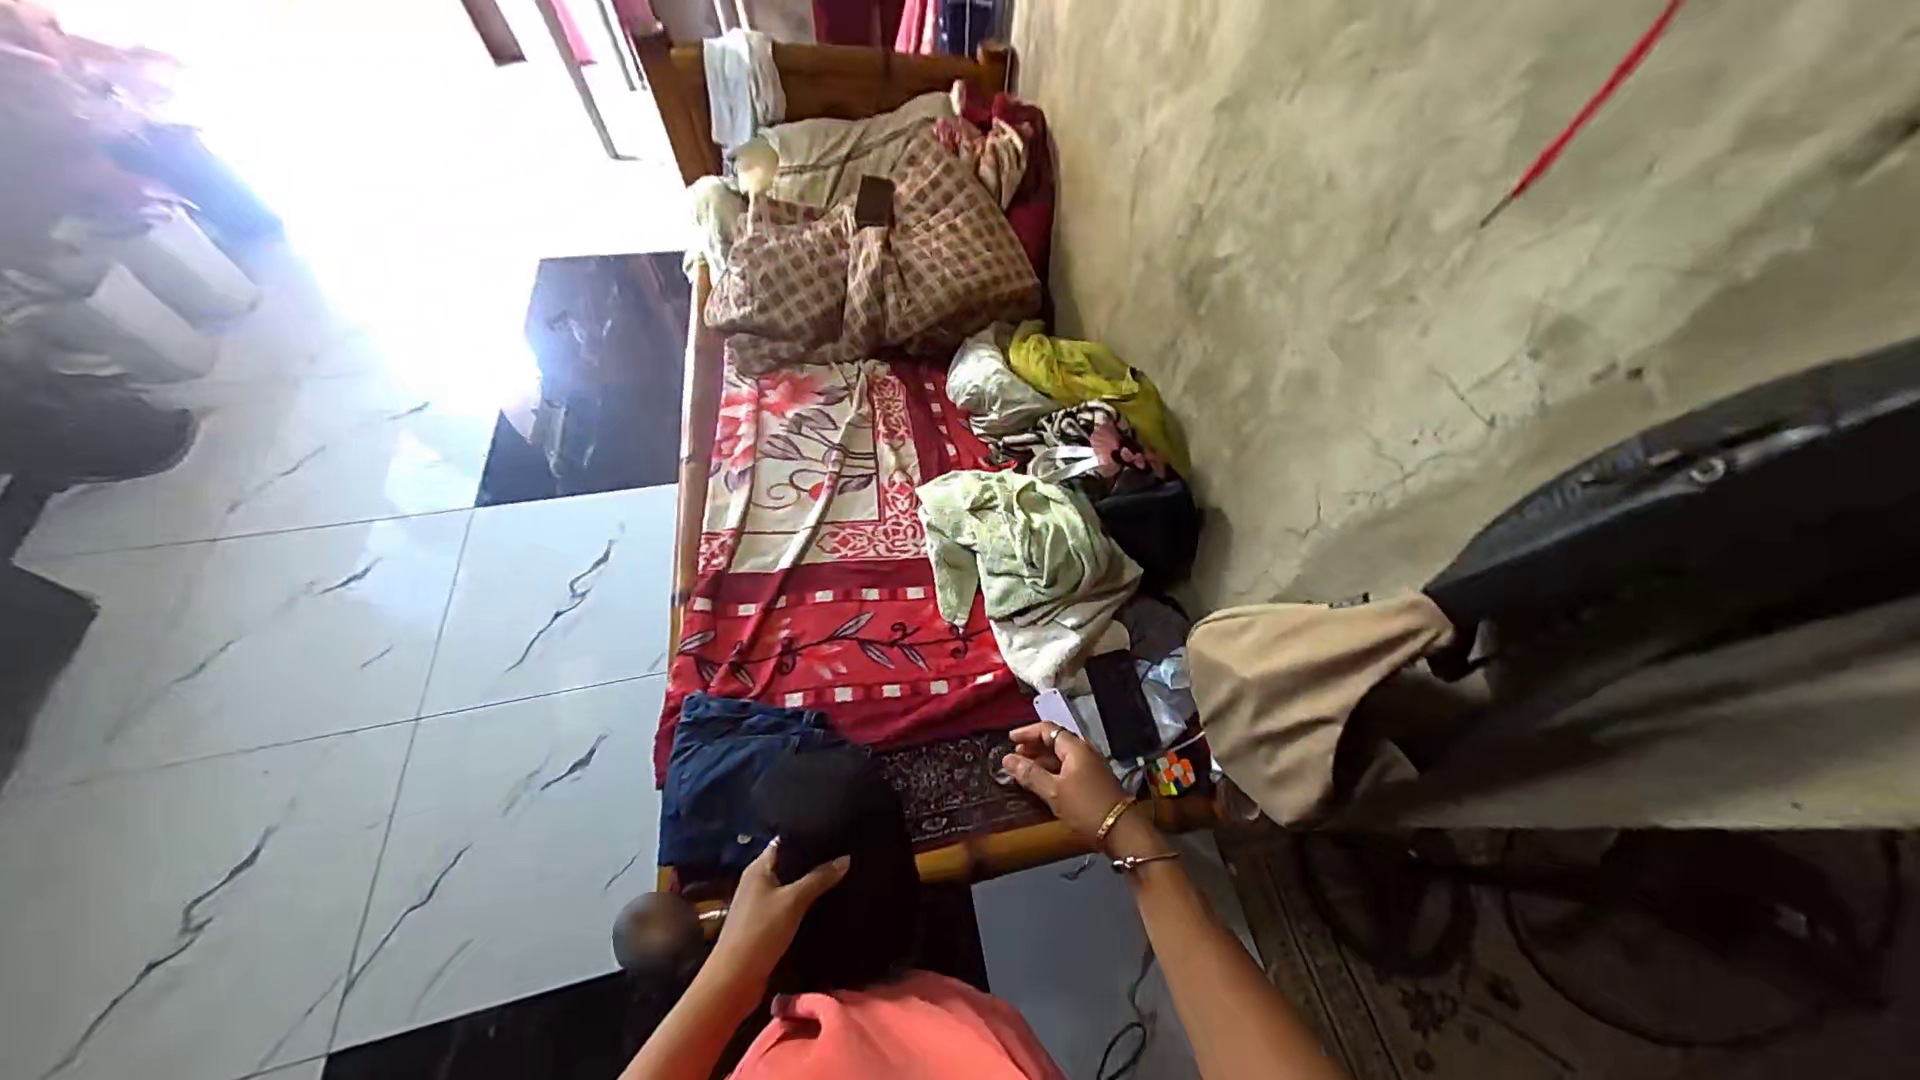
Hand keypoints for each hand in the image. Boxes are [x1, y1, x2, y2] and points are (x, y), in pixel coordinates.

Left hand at [711, 839, 848, 989]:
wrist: (734, 981)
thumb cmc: (760, 931)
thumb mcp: (794, 901)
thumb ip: (819, 878)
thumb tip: (845, 858)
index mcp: (758, 867)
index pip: (786, 841)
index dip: (809, 836)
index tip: (835, 833)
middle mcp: (757, 880)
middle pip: (790, 863)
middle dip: (813, 860)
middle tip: (843, 853)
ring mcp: (759, 903)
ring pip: (790, 885)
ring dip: (810, 883)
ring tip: (840, 874)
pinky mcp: (764, 924)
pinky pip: (789, 905)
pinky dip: (804, 903)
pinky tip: (824, 902)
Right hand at [1001, 722, 1167, 857]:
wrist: (1121, 832)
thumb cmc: (1085, 807)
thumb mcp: (1053, 791)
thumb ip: (1029, 773)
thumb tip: (1007, 759)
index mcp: (1075, 747)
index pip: (1047, 729)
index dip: (1027, 732)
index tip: (1009, 739)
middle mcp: (1084, 751)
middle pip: (1055, 740)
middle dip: (1033, 746)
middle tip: (1015, 756)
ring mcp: (1091, 766)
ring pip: (1061, 755)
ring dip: (1042, 759)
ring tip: (1024, 769)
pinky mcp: (1093, 781)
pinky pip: (1067, 767)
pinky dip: (1052, 770)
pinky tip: (1042, 782)